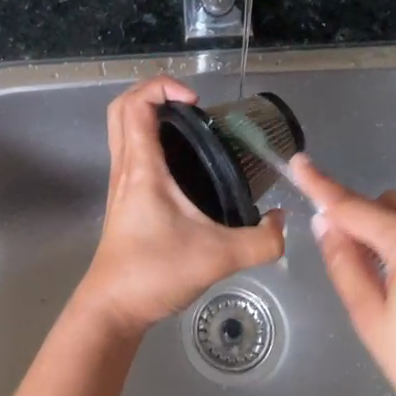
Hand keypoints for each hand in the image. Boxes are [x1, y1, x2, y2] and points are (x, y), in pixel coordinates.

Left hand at [76, 77, 285, 334]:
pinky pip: (131, 150)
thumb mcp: (219, 257)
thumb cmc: (154, 273)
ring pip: (123, 128)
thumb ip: (261, 241)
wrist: (113, 308)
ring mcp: (121, 183)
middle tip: (192, 108)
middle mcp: (126, 167)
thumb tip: (283, 222)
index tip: (196, 102)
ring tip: (192, 129)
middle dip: (154, 93)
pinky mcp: (124, 199)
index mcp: (142, 167)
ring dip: (150, 115)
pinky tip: (184, 163)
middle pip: (121, 107)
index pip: (137, 104)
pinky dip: (151, 140)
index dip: (163, 87)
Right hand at [292, 154, 395, 395]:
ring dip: (387, 231)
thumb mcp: (375, 324)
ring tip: (378, 281)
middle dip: (359, 217)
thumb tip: (326, 224)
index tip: (297, 162)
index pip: (353, 204)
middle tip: (341, 256)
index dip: (320, 184)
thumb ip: (346, 266)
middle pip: (387, 205)